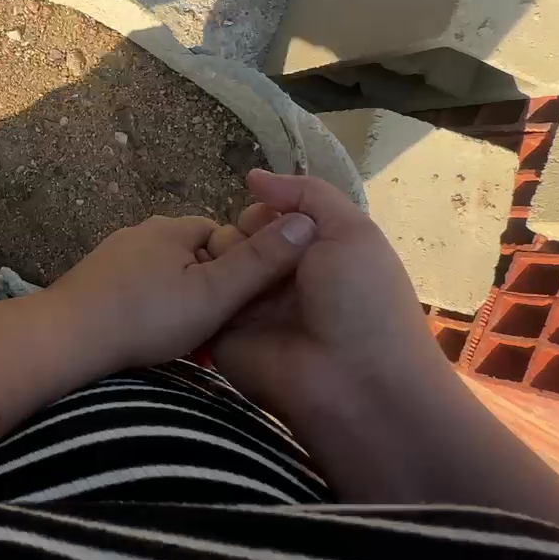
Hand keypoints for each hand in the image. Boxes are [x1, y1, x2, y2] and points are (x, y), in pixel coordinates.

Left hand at [46, 209, 317, 371]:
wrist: (71, 334)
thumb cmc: (149, 315)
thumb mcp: (214, 293)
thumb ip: (259, 263)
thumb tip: (304, 223)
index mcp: (172, 227)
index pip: (224, 235)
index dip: (241, 269)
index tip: (243, 306)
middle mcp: (141, 231)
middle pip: (195, 258)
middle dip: (212, 292)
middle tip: (220, 332)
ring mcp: (115, 254)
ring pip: (168, 278)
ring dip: (185, 307)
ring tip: (192, 345)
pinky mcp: (97, 279)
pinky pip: (141, 292)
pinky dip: (155, 312)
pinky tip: (156, 340)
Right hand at [205, 170, 454, 419]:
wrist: (352, 383)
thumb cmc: (362, 303)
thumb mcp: (353, 234)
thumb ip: (307, 194)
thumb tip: (251, 176)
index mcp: (311, 254)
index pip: (267, 215)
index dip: (268, 213)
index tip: (278, 225)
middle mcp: (276, 275)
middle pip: (238, 231)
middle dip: (245, 234)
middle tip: (262, 255)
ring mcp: (246, 301)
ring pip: (214, 255)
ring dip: (224, 256)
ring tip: (239, 275)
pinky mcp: (218, 324)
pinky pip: (196, 289)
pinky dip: (198, 280)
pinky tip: (207, 281)